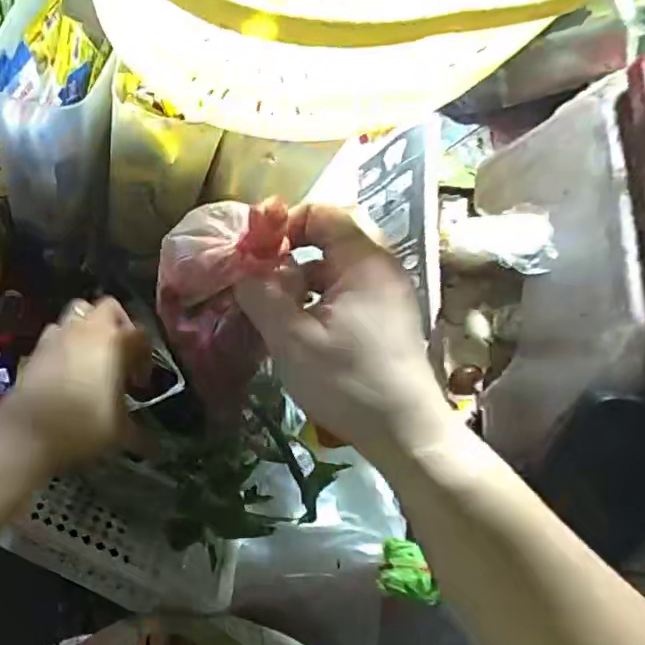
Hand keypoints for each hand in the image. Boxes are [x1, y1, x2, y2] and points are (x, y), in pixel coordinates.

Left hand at [0, 296, 149, 470]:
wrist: (27, 433)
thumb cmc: (82, 426)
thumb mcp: (119, 431)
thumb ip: (135, 427)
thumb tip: (147, 442)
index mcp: (115, 341)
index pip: (141, 334)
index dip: (144, 357)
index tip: (139, 383)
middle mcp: (86, 329)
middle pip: (108, 308)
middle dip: (118, 326)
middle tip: (118, 356)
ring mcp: (57, 335)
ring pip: (77, 313)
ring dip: (87, 328)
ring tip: (90, 357)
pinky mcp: (35, 348)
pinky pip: (54, 335)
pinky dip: (64, 343)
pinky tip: (65, 369)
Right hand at [233, 203, 453, 461]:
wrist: (402, 430)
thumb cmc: (346, 380)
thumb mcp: (292, 339)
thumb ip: (262, 296)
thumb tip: (242, 270)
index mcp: (364, 263)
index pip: (324, 214)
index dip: (284, 224)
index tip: (252, 251)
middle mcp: (381, 269)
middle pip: (329, 240)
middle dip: (288, 254)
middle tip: (255, 278)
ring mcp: (386, 294)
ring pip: (333, 269)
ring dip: (298, 279)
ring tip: (268, 306)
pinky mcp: (384, 319)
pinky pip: (342, 292)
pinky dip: (314, 299)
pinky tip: (293, 326)